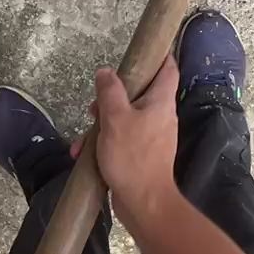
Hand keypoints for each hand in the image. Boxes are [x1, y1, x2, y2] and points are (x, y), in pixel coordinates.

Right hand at [73, 56, 179, 223]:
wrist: (144, 203)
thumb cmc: (133, 157)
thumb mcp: (115, 118)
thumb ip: (109, 92)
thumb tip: (106, 72)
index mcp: (161, 102)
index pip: (167, 69)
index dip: (158, 56)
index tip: (143, 49)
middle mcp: (161, 116)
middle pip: (139, 94)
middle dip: (112, 97)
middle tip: (95, 105)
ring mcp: (152, 137)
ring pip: (125, 118)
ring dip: (103, 124)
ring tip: (86, 137)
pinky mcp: (142, 155)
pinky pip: (122, 139)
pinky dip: (105, 143)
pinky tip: (85, 154)